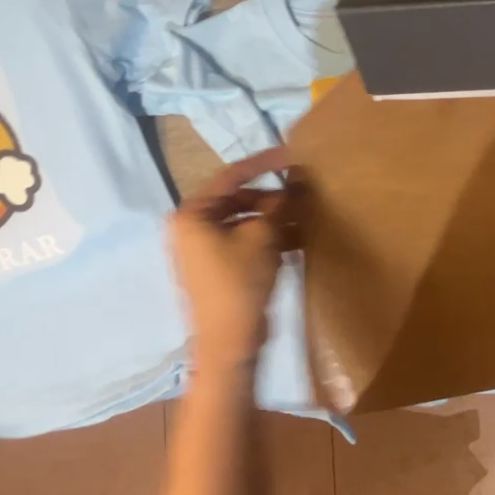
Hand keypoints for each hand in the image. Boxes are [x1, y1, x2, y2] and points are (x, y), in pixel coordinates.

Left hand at [169, 147, 300, 371]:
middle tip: (304, 193)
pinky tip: (295, 239)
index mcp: (190, 214)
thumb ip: (278, 205)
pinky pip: (243, 241)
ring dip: (274, 218)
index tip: (293, 155)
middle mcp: (189, 227)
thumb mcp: (263, 237)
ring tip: (306, 217)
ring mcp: (201, 249)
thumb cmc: (240, 282)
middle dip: (272, 197)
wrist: (228, 339)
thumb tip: (293, 185)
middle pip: (237, 200)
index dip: (264, 164)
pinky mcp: (215, 268)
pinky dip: (267, 238)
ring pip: (243, 222)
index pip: (231, 177)